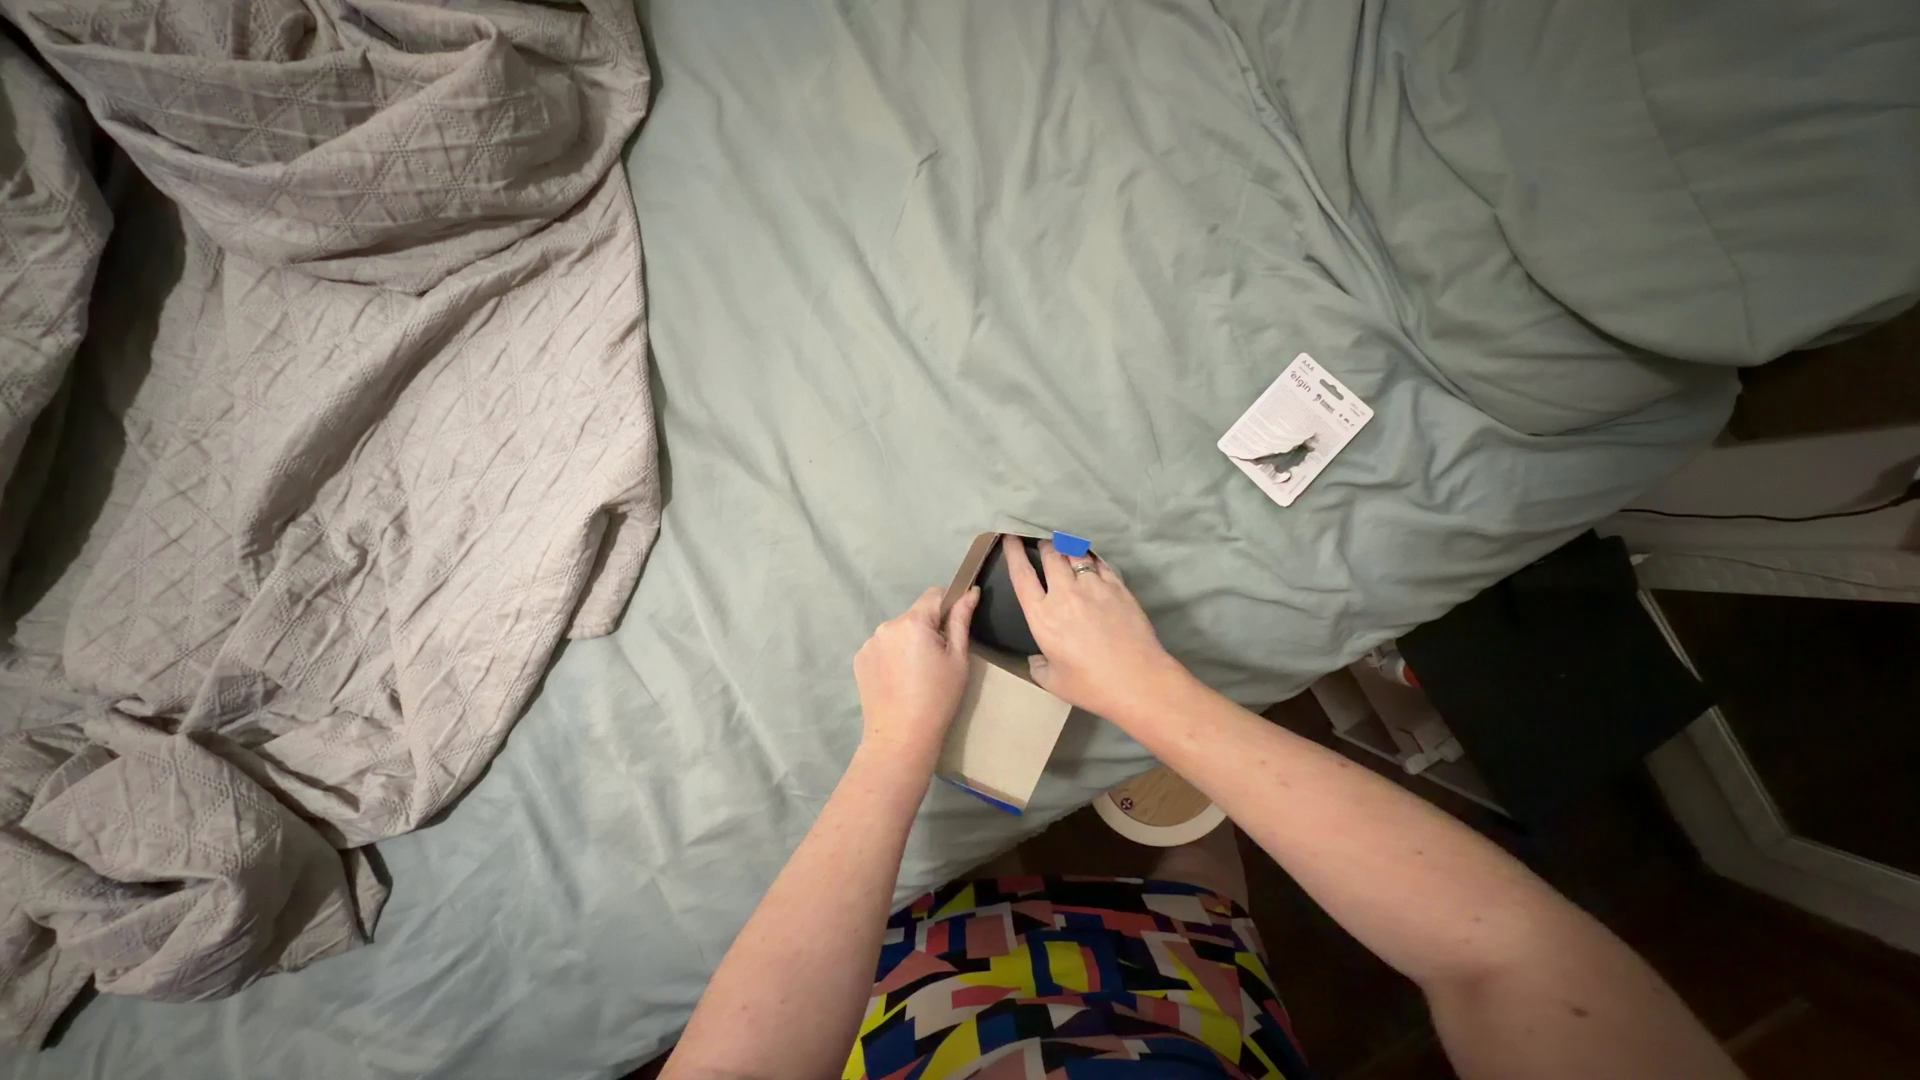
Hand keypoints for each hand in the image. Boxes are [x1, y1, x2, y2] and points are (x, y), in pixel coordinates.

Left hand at [853, 585, 980, 761]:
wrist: (901, 737)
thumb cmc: (938, 698)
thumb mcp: (958, 659)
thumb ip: (961, 621)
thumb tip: (970, 591)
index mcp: (913, 622)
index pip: (934, 594)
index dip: (949, 605)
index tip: (954, 628)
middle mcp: (887, 625)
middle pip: (915, 615)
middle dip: (927, 629)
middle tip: (937, 660)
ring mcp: (869, 643)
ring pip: (898, 631)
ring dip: (908, 642)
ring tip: (916, 674)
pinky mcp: (859, 659)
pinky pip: (882, 647)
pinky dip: (892, 655)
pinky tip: (898, 680)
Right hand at [1001, 535, 1184, 718]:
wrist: (1138, 680)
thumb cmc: (1091, 685)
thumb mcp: (1053, 682)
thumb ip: (1038, 666)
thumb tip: (1035, 658)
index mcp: (1042, 616)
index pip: (1021, 575)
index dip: (1013, 552)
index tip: (1010, 536)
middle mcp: (1065, 594)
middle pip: (1050, 555)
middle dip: (1044, 543)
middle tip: (1042, 540)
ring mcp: (1094, 587)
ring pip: (1076, 554)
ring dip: (1067, 547)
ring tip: (1065, 545)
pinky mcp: (1118, 587)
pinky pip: (1100, 563)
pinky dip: (1092, 557)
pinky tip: (1091, 558)